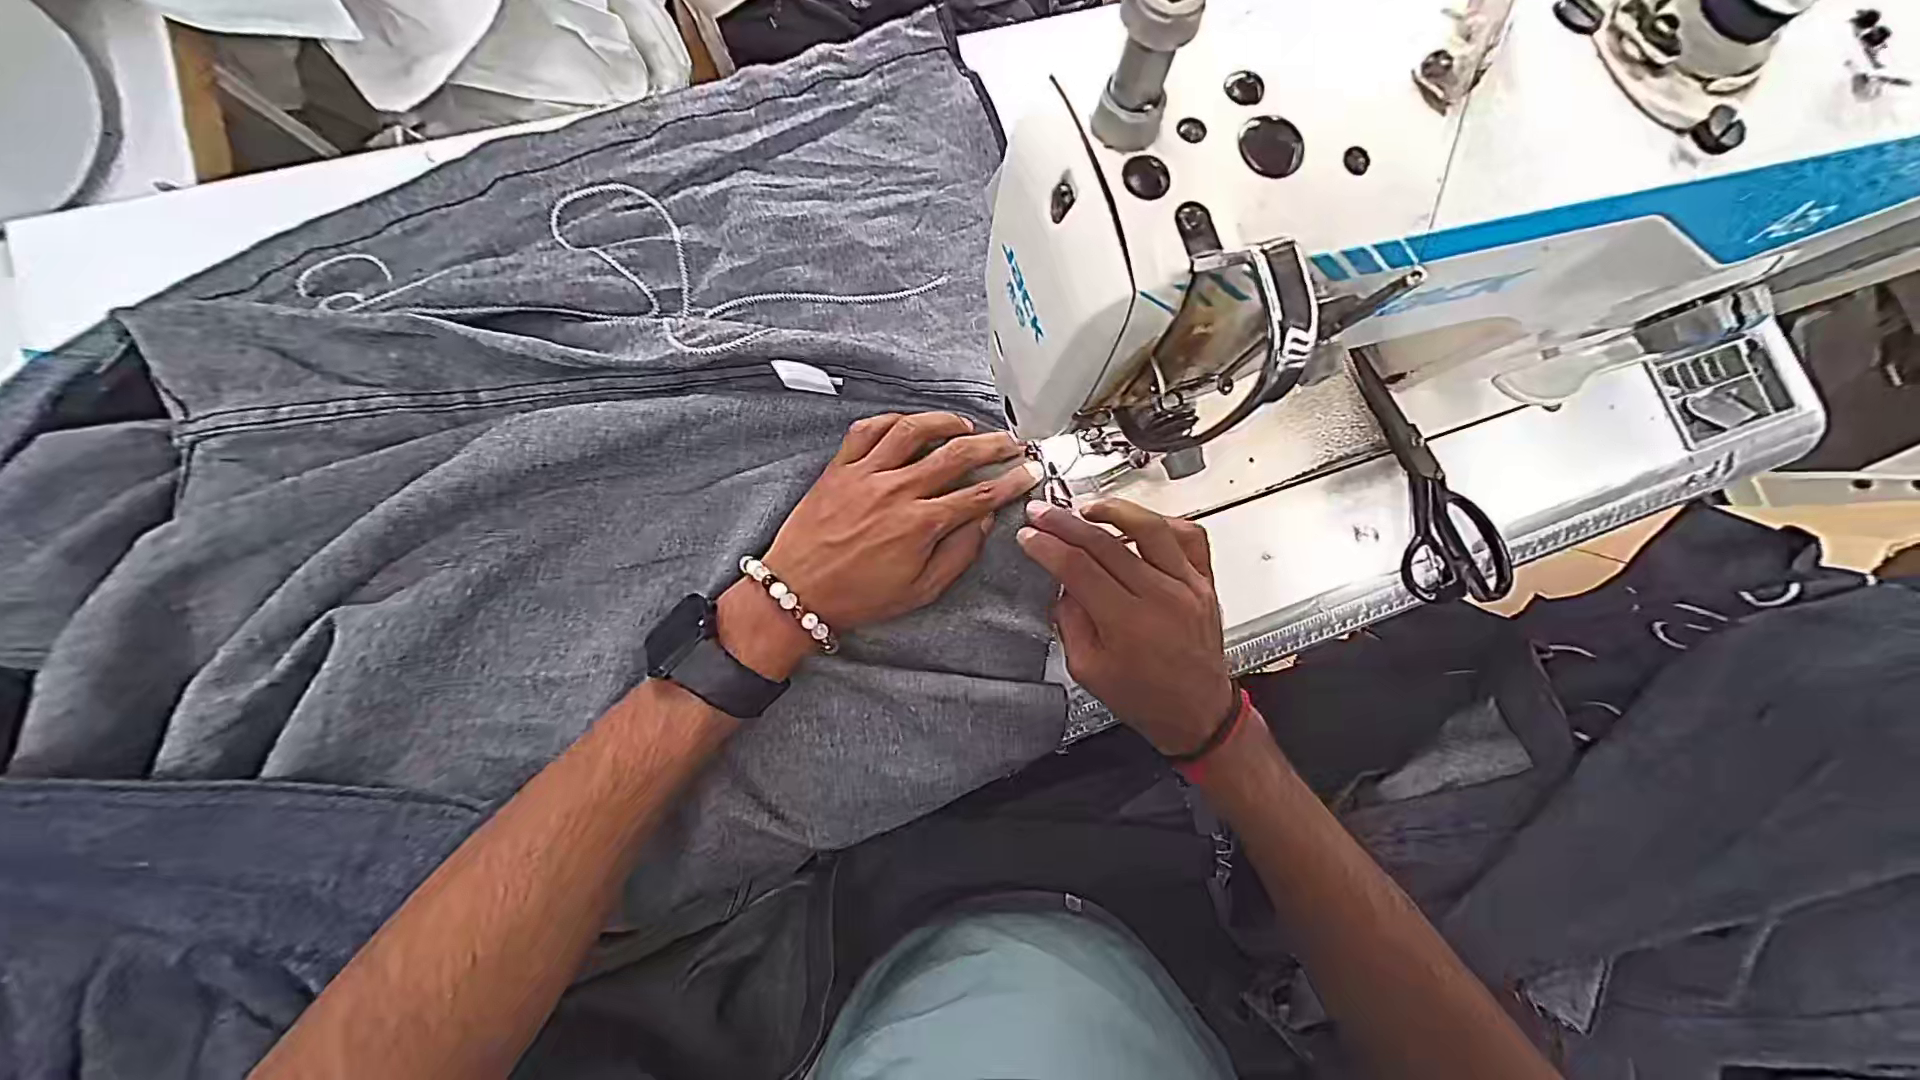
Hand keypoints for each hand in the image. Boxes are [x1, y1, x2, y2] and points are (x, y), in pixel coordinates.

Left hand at [763, 411, 1042, 630]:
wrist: (799, 593)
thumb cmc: (857, 596)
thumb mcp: (921, 590)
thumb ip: (958, 553)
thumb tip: (983, 522)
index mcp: (919, 524)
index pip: (979, 494)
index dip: (1010, 481)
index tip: (1025, 472)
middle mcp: (896, 492)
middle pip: (956, 454)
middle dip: (991, 445)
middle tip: (1008, 442)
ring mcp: (865, 475)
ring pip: (913, 431)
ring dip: (945, 421)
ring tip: (965, 424)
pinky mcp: (840, 469)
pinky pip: (867, 430)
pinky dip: (892, 420)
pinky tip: (908, 423)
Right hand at [1015, 498, 1234, 755]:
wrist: (1198, 713)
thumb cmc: (1147, 699)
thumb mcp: (1087, 670)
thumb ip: (1070, 622)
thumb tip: (1061, 584)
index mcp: (1127, 624)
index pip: (1077, 567)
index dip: (1046, 546)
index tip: (1029, 537)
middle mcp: (1161, 598)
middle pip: (1104, 541)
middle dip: (1064, 522)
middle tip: (1042, 513)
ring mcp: (1187, 586)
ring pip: (1149, 527)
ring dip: (1112, 510)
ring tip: (1087, 508)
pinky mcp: (1204, 582)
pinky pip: (1188, 535)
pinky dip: (1161, 521)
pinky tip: (1139, 522)